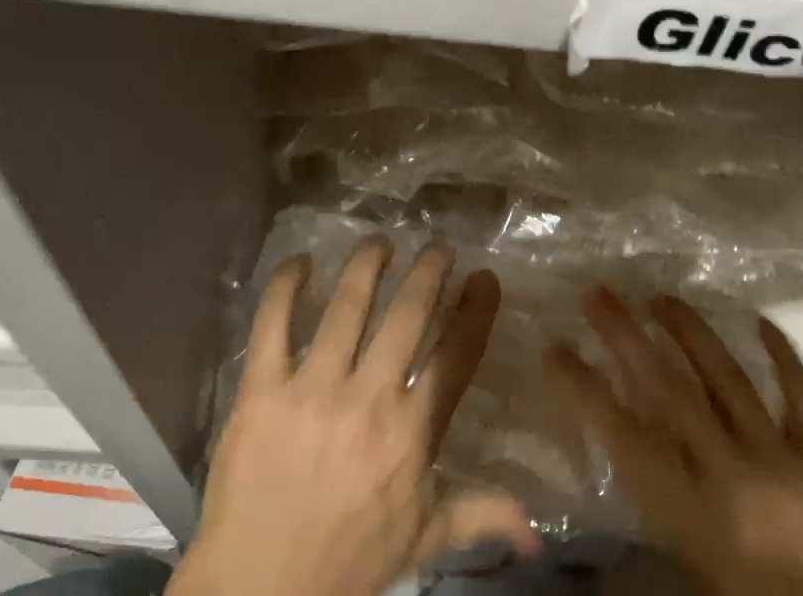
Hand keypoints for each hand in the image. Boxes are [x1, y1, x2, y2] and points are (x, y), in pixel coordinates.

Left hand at [174, 239, 540, 595]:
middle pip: (407, 316)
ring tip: (380, 241)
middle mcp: (369, 398)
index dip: (474, 311)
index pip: (455, 355)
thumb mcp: (425, 536)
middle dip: (427, 272)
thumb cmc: (350, 558)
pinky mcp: (262, 391)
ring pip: (346, 307)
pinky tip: (300, 263)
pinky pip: (272, 324)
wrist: (263, 588)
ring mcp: (312, 390)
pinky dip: (286, 287)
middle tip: (436, 246)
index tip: (483, 277)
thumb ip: (482, 515)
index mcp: (413, 432)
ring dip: (367, 265)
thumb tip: (541, 533)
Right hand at [548, 288, 802, 595]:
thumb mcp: (696, 559)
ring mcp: (777, 452)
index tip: (556, 349)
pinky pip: (799, 390)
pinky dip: (780, 352)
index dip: (583, 387)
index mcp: (687, 508)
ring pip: (723, 376)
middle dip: (626, 336)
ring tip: (659, 297)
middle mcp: (724, 469)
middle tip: (597, 294)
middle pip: (666, 388)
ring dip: (687, 331)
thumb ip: (663, 499)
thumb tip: (632, 443)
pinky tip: (759, 319)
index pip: (621, 433)